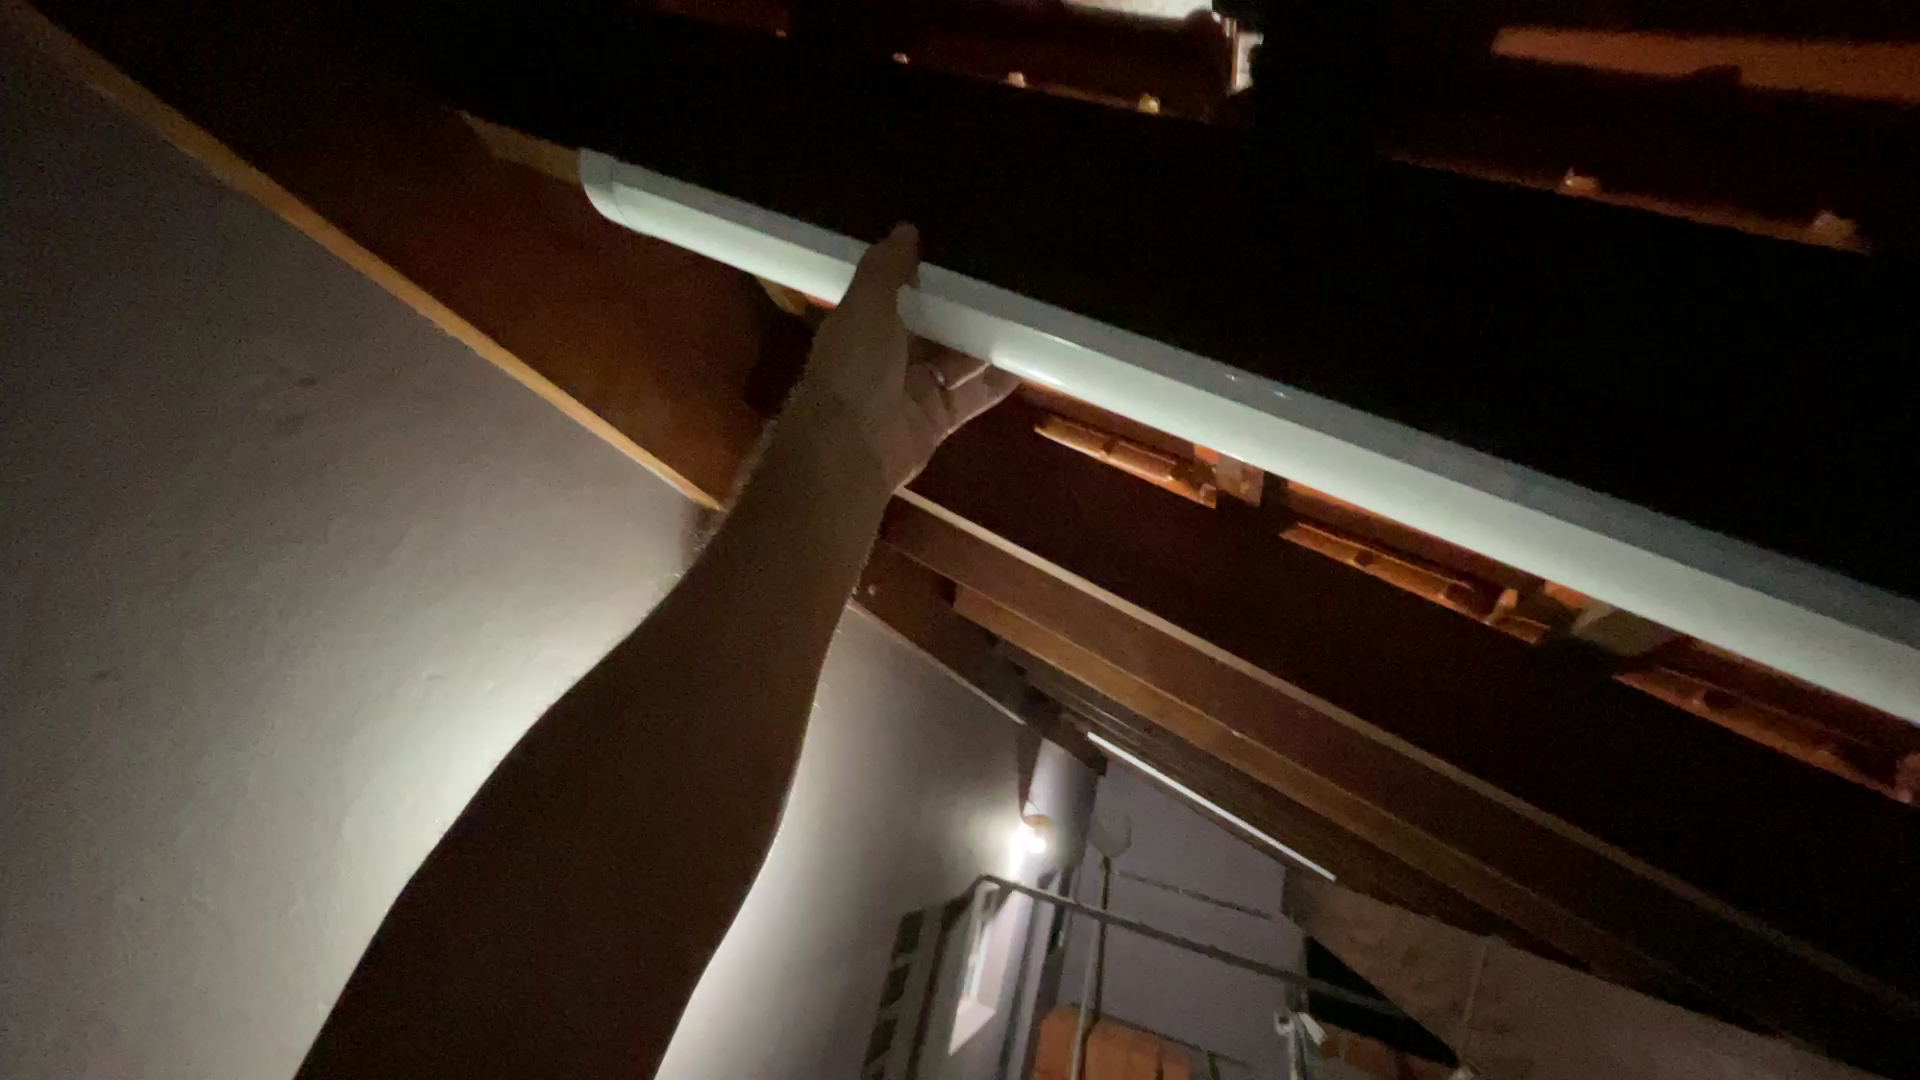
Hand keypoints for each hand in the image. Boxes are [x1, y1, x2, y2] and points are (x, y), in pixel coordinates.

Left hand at [797, 223, 1018, 489]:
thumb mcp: (865, 307)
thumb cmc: (853, 371)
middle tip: (1003, 284)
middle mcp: (889, 359)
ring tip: (1024, 316)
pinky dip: (995, 383)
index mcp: (864, 327)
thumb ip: (885, 270)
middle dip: (961, 311)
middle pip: (932, 330)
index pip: (896, 297)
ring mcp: (915, 392)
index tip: (957, 256)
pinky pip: (971, 397)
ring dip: (984, 344)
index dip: (923, 279)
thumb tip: (906, 229)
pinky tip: (1024, 362)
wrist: (850, 448)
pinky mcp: (938, 420)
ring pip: (956, 363)